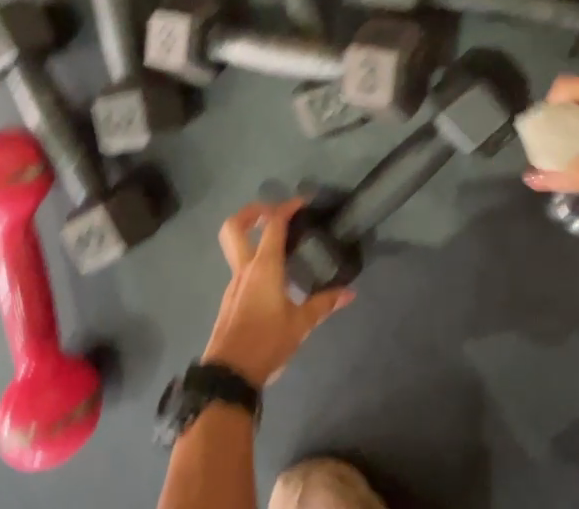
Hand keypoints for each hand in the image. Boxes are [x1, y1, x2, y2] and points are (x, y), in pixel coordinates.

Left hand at [202, 199, 351, 388]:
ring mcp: (234, 284)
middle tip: (271, 212)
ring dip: (253, 238)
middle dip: (251, 212)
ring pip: (236, 248)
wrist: (228, 375)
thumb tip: (350, 293)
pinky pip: (241, 269)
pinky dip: (255, 261)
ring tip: (281, 246)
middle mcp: (245, 270)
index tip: (301, 203)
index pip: (273, 226)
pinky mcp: (230, 300)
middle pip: (235, 228)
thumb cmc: (266, 343)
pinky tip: (274, 278)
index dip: (286, 208)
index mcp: (264, 268)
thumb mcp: (301, 324)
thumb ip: (324, 304)